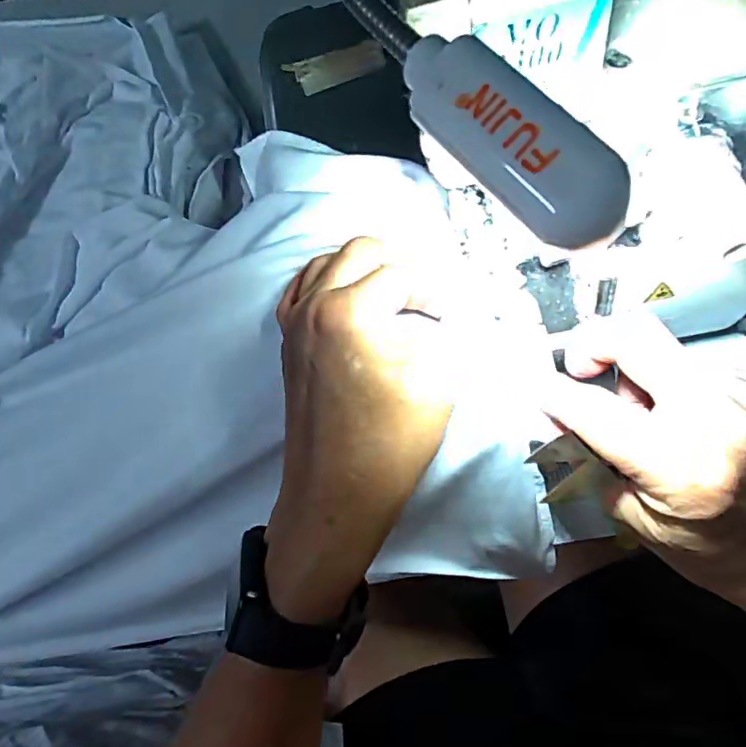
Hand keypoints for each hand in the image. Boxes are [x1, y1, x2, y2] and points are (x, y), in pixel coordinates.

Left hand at [266, 237, 456, 624]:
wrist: (336, 493)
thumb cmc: (390, 443)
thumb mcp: (438, 383)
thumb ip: (449, 335)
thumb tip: (457, 313)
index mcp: (349, 312)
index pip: (402, 276)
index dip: (435, 292)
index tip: (453, 316)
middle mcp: (314, 307)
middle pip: (361, 252)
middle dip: (401, 265)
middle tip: (428, 296)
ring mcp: (294, 324)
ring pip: (327, 263)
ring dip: (365, 268)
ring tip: (395, 295)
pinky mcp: (288, 343)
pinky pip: (302, 290)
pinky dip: (328, 282)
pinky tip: (351, 298)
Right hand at [538, 311, 745, 626]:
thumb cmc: (704, 546)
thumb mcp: (630, 514)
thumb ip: (591, 457)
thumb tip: (557, 412)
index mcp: (677, 463)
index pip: (594, 408)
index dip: (555, 394)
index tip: (539, 388)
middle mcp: (715, 416)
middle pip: (633, 336)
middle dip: (592, 344)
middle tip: (579, 369)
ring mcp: (742, 392)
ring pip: (661, 346)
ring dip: (637, 371)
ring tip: (646, 411)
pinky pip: (691, 360)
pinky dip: (673, 380)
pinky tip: (682, 413)